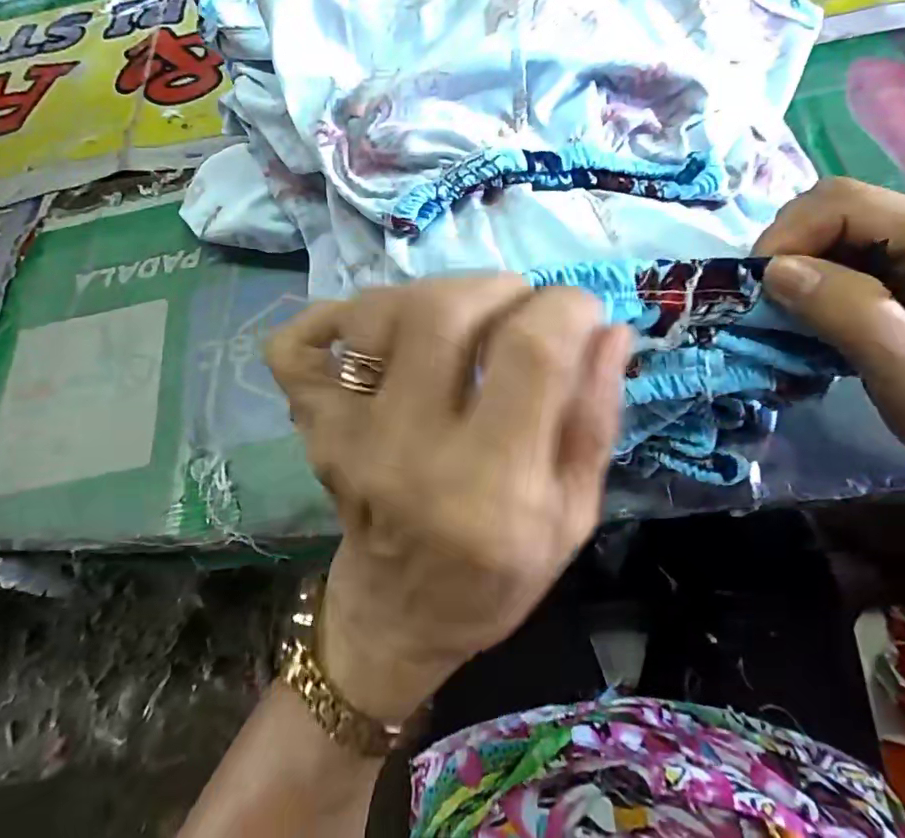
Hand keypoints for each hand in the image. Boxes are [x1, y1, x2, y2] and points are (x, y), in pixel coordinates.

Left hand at [265, 276, 630, 724]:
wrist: (396, 616)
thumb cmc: (495, 578)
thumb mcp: (572, 516)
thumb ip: (593, 418)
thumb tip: (610, 328)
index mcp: (491, 487)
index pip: (529, 352)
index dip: (566, 309)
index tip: (579, 312)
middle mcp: (409, 451)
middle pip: (441, 312)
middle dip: (497, 287)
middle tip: (519, 305)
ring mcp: (346, 435)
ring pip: (376, 312)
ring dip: (430, 293)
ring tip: (461, 316)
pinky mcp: (312, 428)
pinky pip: (295, 348)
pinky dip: (329, 317)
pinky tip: (372, 328)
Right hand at [751, 178, 904, 517]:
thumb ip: (848, 314)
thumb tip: (774, 269)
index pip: (855, 204)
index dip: (792, 233)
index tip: (756, 283)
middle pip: (846, 211)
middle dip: (793, 250)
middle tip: (766, 301)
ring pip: (842, 234)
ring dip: (803, 268)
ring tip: (787, 312)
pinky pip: (852, 259)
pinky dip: (818, 283)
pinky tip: (814, 316)